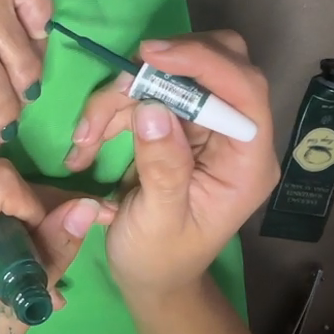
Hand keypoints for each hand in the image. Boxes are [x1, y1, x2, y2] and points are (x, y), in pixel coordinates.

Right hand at [65, 32, 278, 299]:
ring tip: (87, 138)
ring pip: (171, 74)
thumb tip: (154, 110)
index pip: (244, 91)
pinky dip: (111, 107)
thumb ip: (162, 168)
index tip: (151, 56)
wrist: (150, 277)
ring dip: (122, 95)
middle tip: (120, 84)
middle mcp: (233, 133)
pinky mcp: (175, 122)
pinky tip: (87, 141)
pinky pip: (145, 92)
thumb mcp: (159, 222)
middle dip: (164, 67)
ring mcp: (204, 125)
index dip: (203, 62)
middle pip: (218, 63)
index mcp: (247, 161)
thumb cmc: (161, 258)